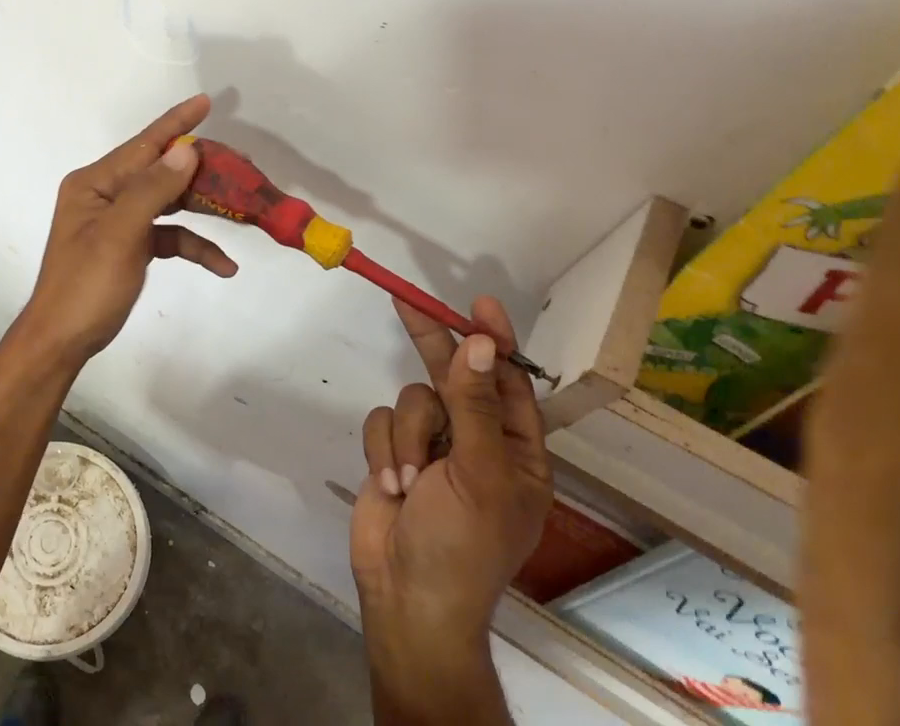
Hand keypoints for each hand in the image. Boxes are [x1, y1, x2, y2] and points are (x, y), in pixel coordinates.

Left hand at [6, 94, 237, 368]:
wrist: (63, 339)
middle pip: (161, 172)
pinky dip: (195, 246)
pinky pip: (169, 236)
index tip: (207, 101)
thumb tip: (187, 149)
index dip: (176, 123)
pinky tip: (224, 265)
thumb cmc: (86, 286)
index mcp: (95, 183)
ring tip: (244, 210)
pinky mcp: (130, 248)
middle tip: (243, 168)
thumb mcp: (120, 235)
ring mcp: (118, 222)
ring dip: (204, 209)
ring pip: (169, 203)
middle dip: (201, 171)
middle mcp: (105, 195)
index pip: (143, 145)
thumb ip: (153, 190)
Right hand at [352, 296, 551, 718]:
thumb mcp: (479, 473)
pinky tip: (390, 487)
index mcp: (517, 450)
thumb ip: (474, 405)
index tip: (479, 305)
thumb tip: (480, 344)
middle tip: (409, 304)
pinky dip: (383, 451)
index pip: (508, 382)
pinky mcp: (393, 454)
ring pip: (412, 400)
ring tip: (410, 482)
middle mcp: (476, 441)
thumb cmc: (463, 543)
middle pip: (455, 377)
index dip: (494, 342)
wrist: (407, 596)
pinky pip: (383, 423)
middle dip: (434, 347)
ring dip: (407, 439)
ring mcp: (432, 448)